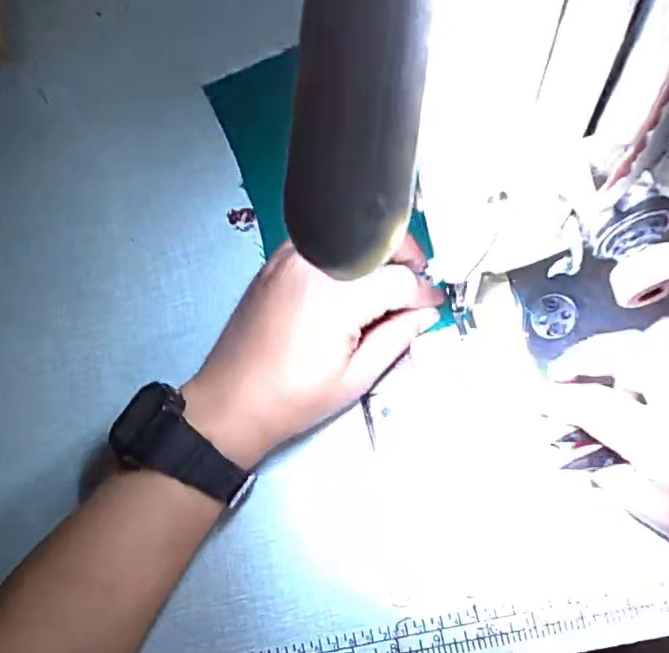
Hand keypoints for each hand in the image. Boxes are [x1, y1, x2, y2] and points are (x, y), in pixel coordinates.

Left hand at [182, 239, 443, 467]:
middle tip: (419, 286)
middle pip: (376, 240)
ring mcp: (290, 256)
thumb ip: (396, 338)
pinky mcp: (276, 260)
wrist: (232, 400)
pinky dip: (348, 258)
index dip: (424, 292)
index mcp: (335, 294)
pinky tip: (354, 287)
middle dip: (407, 258)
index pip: (398, 279)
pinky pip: (325, 245)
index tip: (435, 304)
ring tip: (390, 288)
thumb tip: (425, 315)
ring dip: (378, 255)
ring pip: (351, 237)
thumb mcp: (356, 377)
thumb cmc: (293, 398)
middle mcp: (312, 262)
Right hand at [541, 318, 668, 617]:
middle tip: (570, 368)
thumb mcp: (657, 515)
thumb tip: (581, 443)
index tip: (542, 396)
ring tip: (629, 375)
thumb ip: (612, 473)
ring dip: (639, 355)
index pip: (599, 406)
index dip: (561, 398)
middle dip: (590, 356)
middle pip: (631, 353)